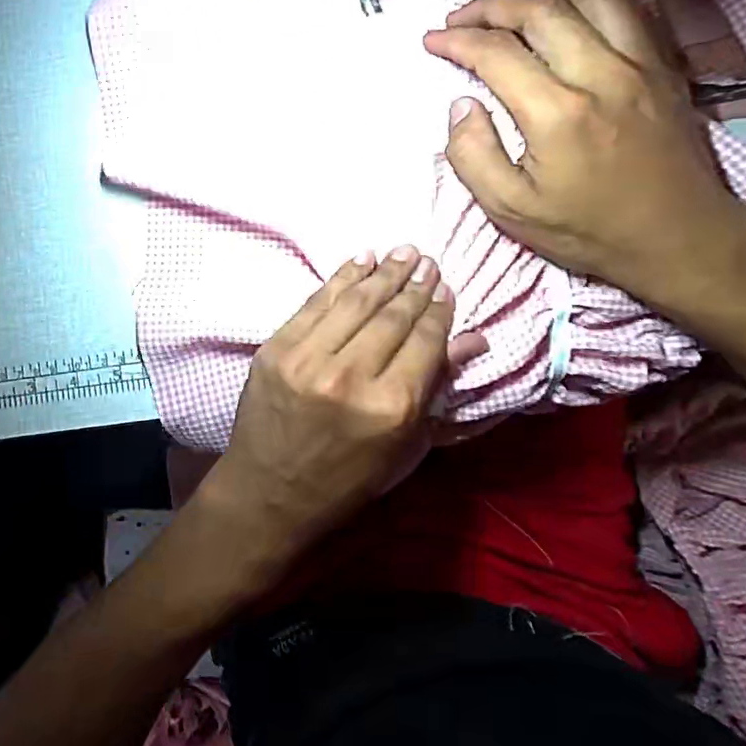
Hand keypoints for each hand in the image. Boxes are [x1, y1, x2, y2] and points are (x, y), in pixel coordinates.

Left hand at [198, 248, 486, 566]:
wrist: (270, 493)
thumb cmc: (350, 480)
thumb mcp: (406, 445)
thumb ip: (438, 386)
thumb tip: (475, 338)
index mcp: (392, 407)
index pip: (425, 341)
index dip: (438, 309)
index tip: (445, 287)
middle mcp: (351, 377)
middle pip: (393, 316)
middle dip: (414, 284)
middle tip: (427, 260)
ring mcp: (308, 359)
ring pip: (356, 301)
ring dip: (383, 272)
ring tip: (403, 252)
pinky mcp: (276, 349)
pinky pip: (316, 302)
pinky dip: (342, 277)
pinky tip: (362, 259)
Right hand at [423, 0, 745, 317]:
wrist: (678, 240)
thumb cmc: (590, 231)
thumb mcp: (512, 212)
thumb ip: (473, 156)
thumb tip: (462, 106)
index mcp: (557, 114)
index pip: (496, 52)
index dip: (456, 41)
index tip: (434, 41)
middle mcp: (601, 75)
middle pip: (539, 10)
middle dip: (490, 7)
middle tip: (462, 19)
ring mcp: (640, 65)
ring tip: (518, 19)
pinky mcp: (665, 68)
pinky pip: (630, 10)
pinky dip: (592, 4)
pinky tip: (575, 22)